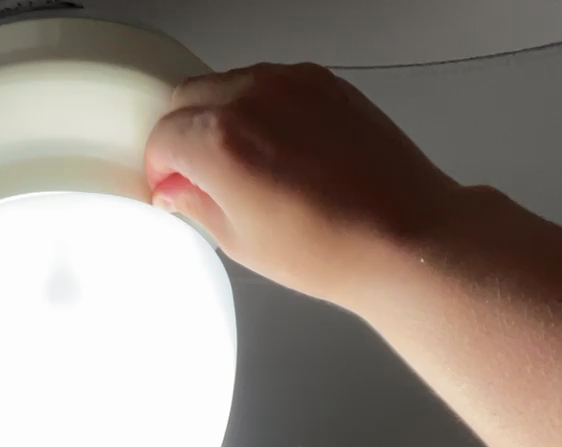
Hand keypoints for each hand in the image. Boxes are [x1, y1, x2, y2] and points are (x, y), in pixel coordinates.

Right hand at [145, 63, 461, 306]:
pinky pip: (267, 84)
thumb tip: (177, 191)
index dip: (160, 169)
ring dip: (217, 120)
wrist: (401, 236)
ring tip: (241, 170)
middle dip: (181, 137)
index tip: (171, 190)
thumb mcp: (239, 241)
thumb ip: (196, 205)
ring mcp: (291, 83)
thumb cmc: (330, 247)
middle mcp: (252, 98)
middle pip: (187, 99)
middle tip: (195, 179)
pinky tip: (274, 154)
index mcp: (220, 141)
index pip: (162, 137)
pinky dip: (256, 110)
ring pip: (226, 85)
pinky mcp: (322, 83)